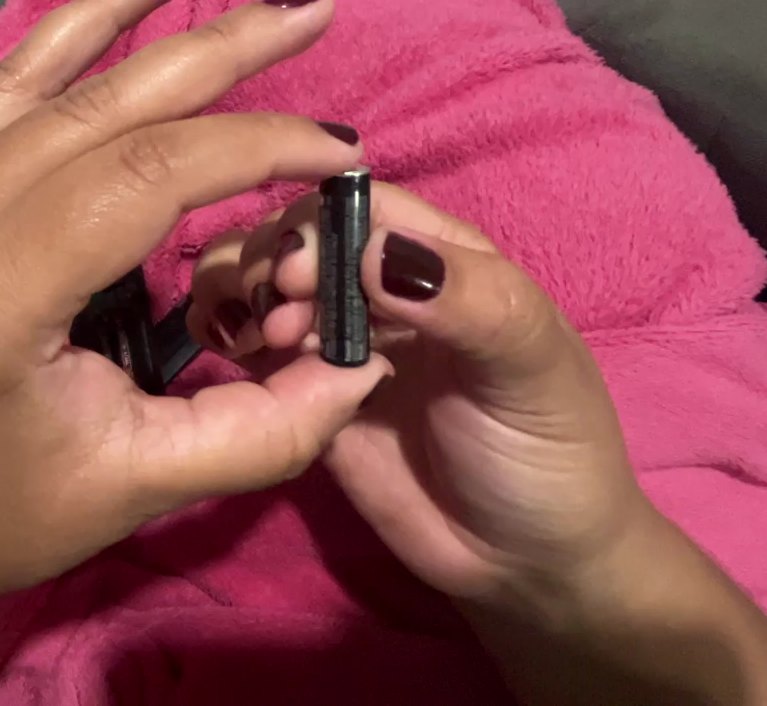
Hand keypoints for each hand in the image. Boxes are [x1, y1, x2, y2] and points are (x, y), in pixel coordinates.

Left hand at [0, 0, 387, 633]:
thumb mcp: (137, 489)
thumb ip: (259, 430)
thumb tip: (356, 363)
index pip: (146, 175)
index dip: (255, 147)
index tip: (337, 149)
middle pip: (96, 107)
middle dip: (213, 52)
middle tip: (303, 7)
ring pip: (13, 83)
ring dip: (97, 15)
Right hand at [188, 182, 650, 615]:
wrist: (517, 560)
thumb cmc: (546, 453)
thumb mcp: (533, 371)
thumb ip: (471, 302)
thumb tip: (373, 252)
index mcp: (435, 259)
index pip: (361, 208)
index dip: (319, 227)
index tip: (297, 278)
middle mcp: (371, 286)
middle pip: (294, 236)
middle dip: (269, 264)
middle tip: (278, 326)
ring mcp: (327, 334)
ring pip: (256, 274)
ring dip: (236, 289)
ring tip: (252, 342)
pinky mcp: (293, 382)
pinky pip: (241, 335)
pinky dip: (219, 327)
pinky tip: (228, 350)